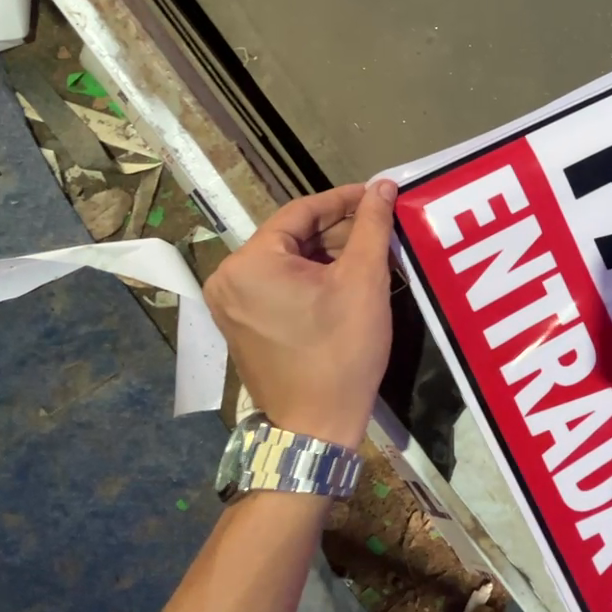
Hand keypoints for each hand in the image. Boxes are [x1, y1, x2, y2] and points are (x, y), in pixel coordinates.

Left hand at [202, 182, 397, 447]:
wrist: (317, 426)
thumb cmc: (341, 349)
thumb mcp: (364, 279)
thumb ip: (372, 224)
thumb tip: (383, 185)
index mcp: (249, 263)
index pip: (301, 211)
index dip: (345, 199)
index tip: (380, 195)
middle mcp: (228, 278)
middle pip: (293, 235)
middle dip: (339, 229)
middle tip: (382, 227)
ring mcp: (231, 305)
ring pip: (289, 260)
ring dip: (330, 252)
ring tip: (373, 253)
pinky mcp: (242, 325)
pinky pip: (280, 284)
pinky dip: (313, 277)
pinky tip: (349, 279)